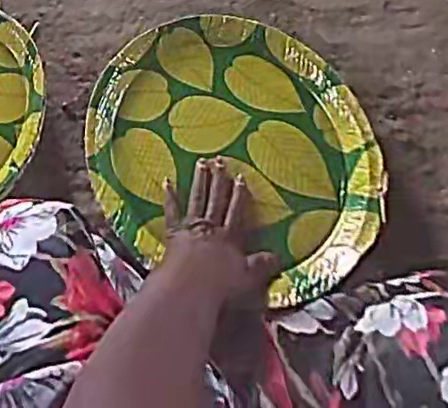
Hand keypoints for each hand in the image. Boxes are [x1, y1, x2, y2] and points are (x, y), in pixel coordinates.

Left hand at [155, 157, 278, 310]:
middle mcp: (210, 227)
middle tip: (219, 159)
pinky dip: (170, 196)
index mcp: (229, 237)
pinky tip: (167, 181)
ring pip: (197, 199)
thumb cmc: (220, 286)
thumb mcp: (248, 278)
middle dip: (219, 179)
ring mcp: (191, 228)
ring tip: (201, 162)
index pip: (236, 211)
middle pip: (216, 199)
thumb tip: (280, 256)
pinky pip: (172, 211)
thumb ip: (262, 265)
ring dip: (199, 181)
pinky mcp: (174, 233)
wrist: (190, 288)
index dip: (239, 194)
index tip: (240, 175)